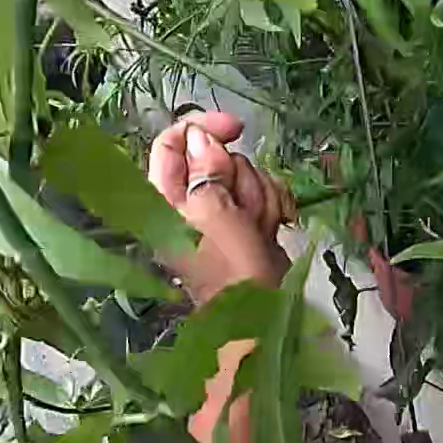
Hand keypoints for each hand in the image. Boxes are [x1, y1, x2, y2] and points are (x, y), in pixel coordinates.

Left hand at [147, 110, 293, 302]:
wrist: (262, 315)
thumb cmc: (232, 270)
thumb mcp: (215, 215)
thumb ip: (205, 171)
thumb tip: (200, 137)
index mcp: (168, 198)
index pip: (173, 144)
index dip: (202, 128)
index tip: (236, 127)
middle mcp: (192, 200)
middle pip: (219, 158)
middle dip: (239, 178)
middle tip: (241, 213)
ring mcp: (222, 209)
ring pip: (246, 174)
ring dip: (258, 196)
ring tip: (256, 228)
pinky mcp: (247, 219)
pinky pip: (264, 192)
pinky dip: (273, 206)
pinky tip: (274, 227)